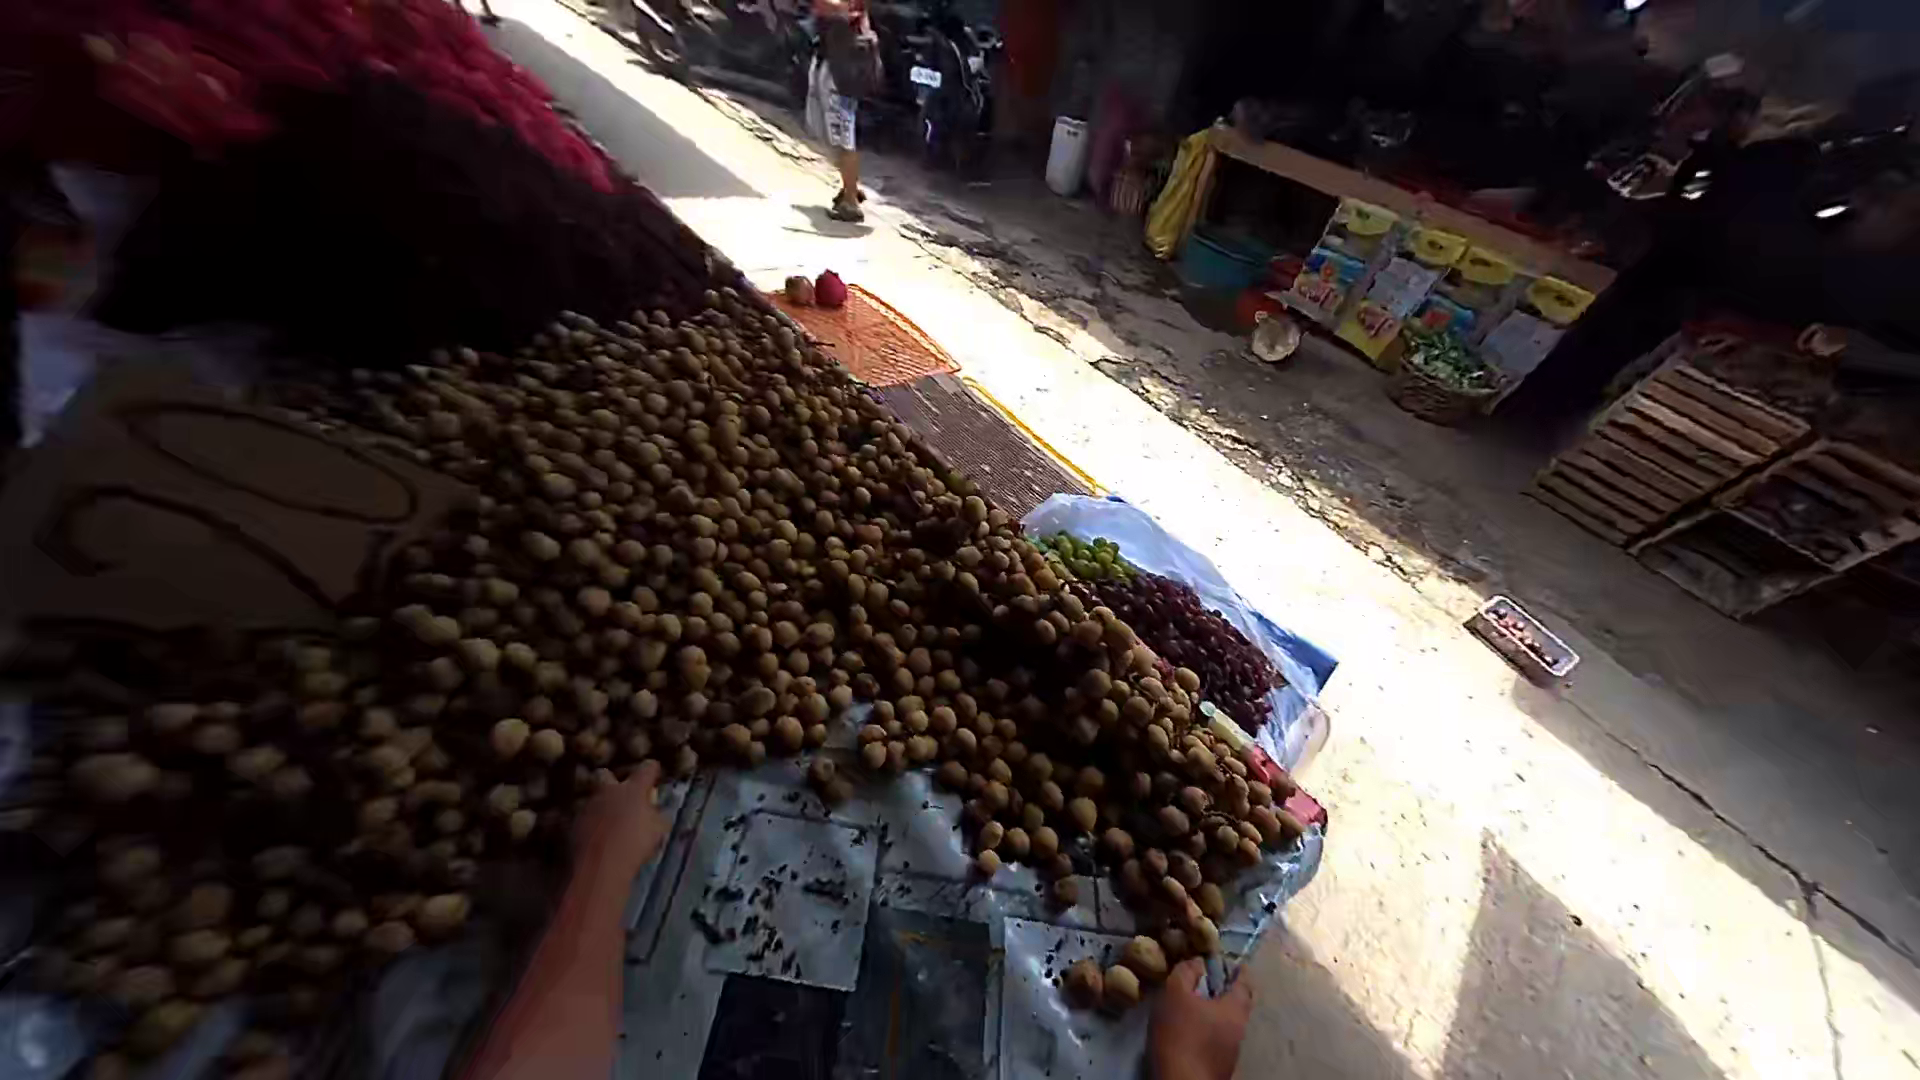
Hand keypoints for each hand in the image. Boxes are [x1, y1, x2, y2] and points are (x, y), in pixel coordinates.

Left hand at [571, 760, 669, 879]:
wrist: (600, 869)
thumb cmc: (636, 844)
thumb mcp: (659, 828)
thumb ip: (656, 814)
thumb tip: (654, 810)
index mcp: (634, 788)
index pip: (647, 767)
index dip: (652, 770)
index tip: (655, 777)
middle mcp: (608, 791)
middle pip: (605, 775)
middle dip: (611, 781)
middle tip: (621, 794)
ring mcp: (587, 808)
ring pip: (592, 798)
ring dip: (600, 805)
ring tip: (607, 820)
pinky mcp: (572, 826)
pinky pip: (583, 819)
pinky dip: (589, 824)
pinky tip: (596, 837)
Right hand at [1149, 958, 1253, 1079]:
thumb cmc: (1181, 1032)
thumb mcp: (1176, 991)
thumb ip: (1187, 971)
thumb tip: (1199, 962)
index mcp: (1234, 1011)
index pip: (1244, 985)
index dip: (1241, 971)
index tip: (1236, 961)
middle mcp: (1239, 1031)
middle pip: (1238, 1004)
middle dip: (1228, 989)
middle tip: (1212, 975)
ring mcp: (1231, 1051)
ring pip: (1228, 1021)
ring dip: (1217, 1007)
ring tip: (1198, 995)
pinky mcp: (1220, 1065)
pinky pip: (1219, 1035)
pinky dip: (1211, 1022)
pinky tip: (1194, 1021)